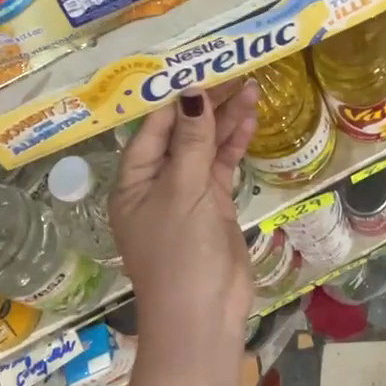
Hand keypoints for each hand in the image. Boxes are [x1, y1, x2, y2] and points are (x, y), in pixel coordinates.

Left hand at [109, 81, 259, 344]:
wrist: (203, 316)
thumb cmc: (180, 252)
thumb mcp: (183, 190)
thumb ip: (192, 140)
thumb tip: (193, 94)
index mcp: (134, 181)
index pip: (154, 127)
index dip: (178, 99)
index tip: (205, 70)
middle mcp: (157, 183)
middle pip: (183, 133)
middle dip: (208, 106)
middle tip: (237, 75)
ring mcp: (187, 194)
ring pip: (207, 147)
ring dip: (227, 120)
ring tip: (252, 89)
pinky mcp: (212, 206)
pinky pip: (222, 166)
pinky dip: (235, 144)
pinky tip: (250, 121)